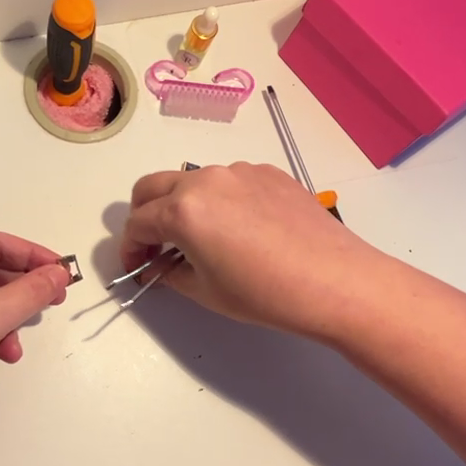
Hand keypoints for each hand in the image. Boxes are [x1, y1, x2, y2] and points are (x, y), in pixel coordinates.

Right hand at [122, 162, 377, 340]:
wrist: (335, 281)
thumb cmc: (263, 294)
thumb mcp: (205, 292)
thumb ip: (170, 273)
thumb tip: (159, 267)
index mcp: (182, 210)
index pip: (137, 223)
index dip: (129, 249)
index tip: (135, 268)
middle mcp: (205, 180)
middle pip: (152, 187)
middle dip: (143, 215)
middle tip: (154, 246)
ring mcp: (239, 172)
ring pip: (191, 180)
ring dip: (181, 205)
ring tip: (201, 240)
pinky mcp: (268, 173)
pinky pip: (227, 181)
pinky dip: (218, 201)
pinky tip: (240, 232)